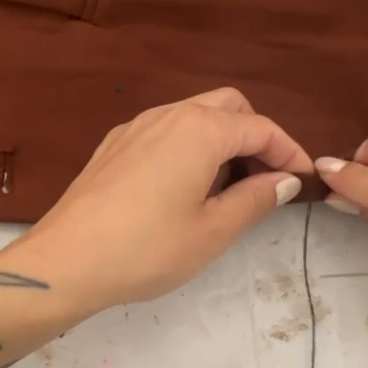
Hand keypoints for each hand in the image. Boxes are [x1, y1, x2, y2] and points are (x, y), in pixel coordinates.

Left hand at [4, 88, 310, 314]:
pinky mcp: (113, 144)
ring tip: (230, 186)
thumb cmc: (147, 248)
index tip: (302, 182)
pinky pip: (165, 129)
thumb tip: (283, 179)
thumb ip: (255, 199)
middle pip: (228, 106)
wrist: (66, 260)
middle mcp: (168, 114)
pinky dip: (190, 145)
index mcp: (200, 129)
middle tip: (267, 180)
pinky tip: (185, 185)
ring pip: (194, 114)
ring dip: (222, 139)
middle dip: (256, 135)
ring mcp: (135, 126)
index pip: (260, 127)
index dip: (288, 152)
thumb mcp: (213, 231)